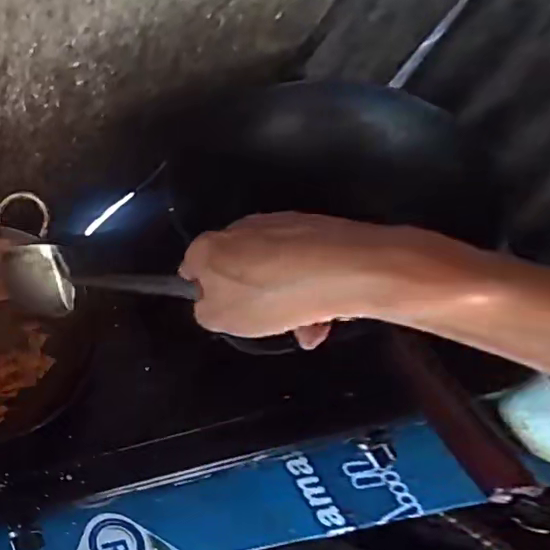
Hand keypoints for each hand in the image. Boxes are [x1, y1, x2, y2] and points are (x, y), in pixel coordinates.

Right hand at [178, 212, 486, 348]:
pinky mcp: (319, 226)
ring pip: (273, 269)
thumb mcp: (219, 319)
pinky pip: (304, 263)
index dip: (206, 295)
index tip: (226, 313)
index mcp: (207, 246)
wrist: (359, 270)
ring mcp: (282, 223)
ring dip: (285, 298)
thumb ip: (204, 310)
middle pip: (235, 269)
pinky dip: (311, 286)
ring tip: (310, 325)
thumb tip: (212, 300)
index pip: (190, 271)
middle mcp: (239, 227)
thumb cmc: (275, 298)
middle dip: (250, 297)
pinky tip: (330, 311)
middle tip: (268, 324)